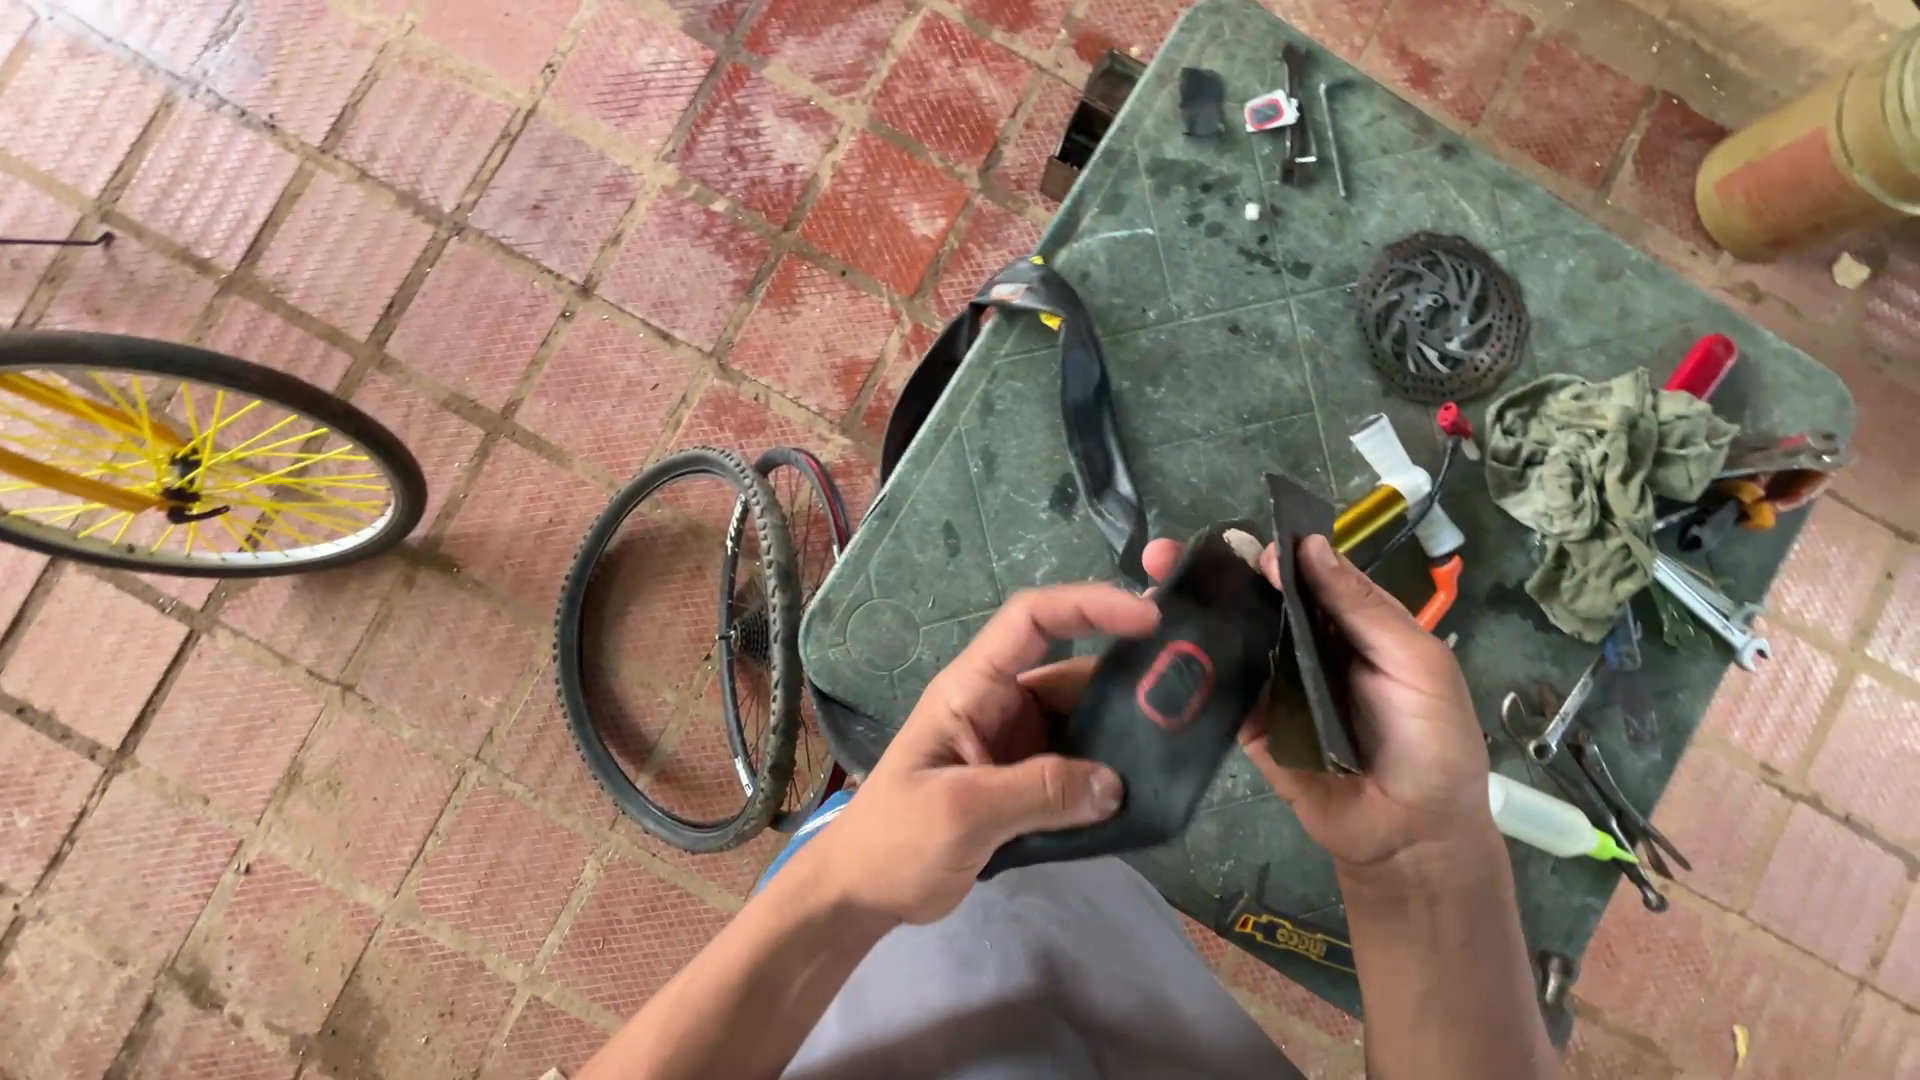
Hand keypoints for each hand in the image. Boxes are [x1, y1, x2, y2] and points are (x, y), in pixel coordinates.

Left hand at [810, 584, 1156, 924]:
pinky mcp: (1024, 780)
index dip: (1088, 605)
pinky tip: (1144, 787)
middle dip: (1125, 680)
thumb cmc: (896, 840)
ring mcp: (1014, 742)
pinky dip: (1107, 772)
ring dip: (1123, 732)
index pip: (1031, 620)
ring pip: (1081, 719)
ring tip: (1179, 747)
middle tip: (1187, 699)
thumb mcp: (961, 812)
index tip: (1147, 618)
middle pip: (1070, 672)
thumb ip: (1037, 794)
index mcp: (972, 688)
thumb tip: (1114, 785)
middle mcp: (998, 704)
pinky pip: (1077, 763)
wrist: (864, 892)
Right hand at [1142, 534, 1491, 872]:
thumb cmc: (1431, 743)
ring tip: (1145, 593)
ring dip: (1189, 614)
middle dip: (1209, 575)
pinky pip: (1217, 689)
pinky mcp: (1248, 721)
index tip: (1225, 541)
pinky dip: (1188, 668)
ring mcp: (1272, 683)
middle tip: (1158, 556)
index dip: (1263, 553)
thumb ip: (1362, 607)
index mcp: (1347, 623)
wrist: (1408, 837)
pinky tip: (1156, 646)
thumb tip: (1308, 544)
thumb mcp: (1416, 664)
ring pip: (1228, 638)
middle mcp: (1304, 645)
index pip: (1300, 574)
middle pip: (1253, 600)